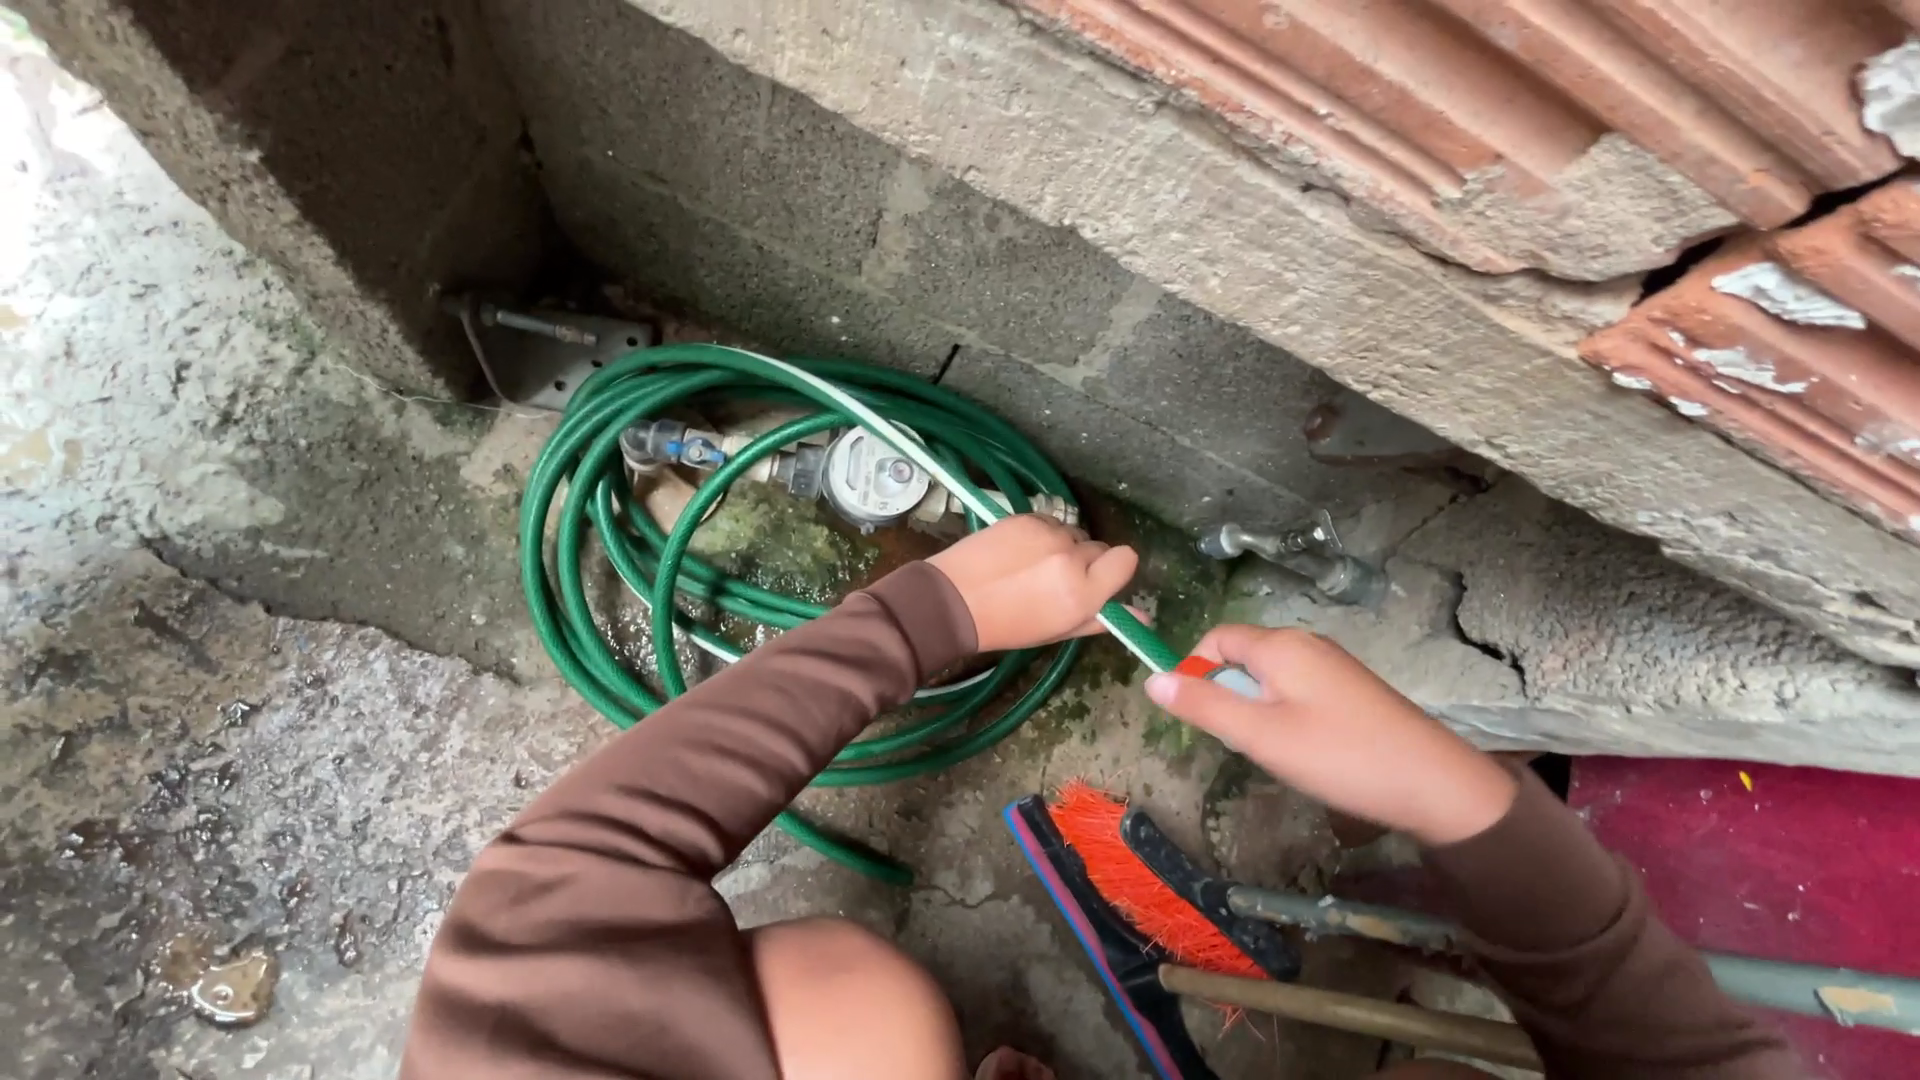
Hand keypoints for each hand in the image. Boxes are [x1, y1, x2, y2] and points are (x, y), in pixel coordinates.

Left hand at [926, 515, 1137, 652]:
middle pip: (1099, 548)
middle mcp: (1071, 559)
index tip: (1099, 578)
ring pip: (1072, 533)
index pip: (1126, 559)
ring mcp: (1047, 534)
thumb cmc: (1008, 626)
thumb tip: (1143, 618)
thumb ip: (1100, 620)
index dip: (1115, 568)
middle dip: (1086, 561)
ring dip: (1063, 546)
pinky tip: (1019, 552)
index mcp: (1083, 593)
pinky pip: (1049, 522)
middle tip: (1057, 580)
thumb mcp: (1057, 631)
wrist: (954, 600)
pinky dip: (1041, 534)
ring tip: (1033, 566)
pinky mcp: (1025, 517)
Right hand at [1143, 626, 1517, 845]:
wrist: (1436, 785)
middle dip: (1227, 693)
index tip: (1198, 714)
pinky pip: (1298, 687)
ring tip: (1274, 748)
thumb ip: (1203, 706)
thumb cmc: (1338, 756)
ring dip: (1256, 706)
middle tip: (1240, 739)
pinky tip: (1305, 748)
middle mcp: (1306, 642)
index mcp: (1280, 645)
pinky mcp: (1353, 687)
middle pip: (1243, 656)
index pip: (1216, 638)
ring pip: (1271, 675)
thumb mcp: (1259, 735)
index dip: (1195, 669)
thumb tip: (1152, 679)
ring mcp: (1334, 663)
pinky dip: (1285, 711)